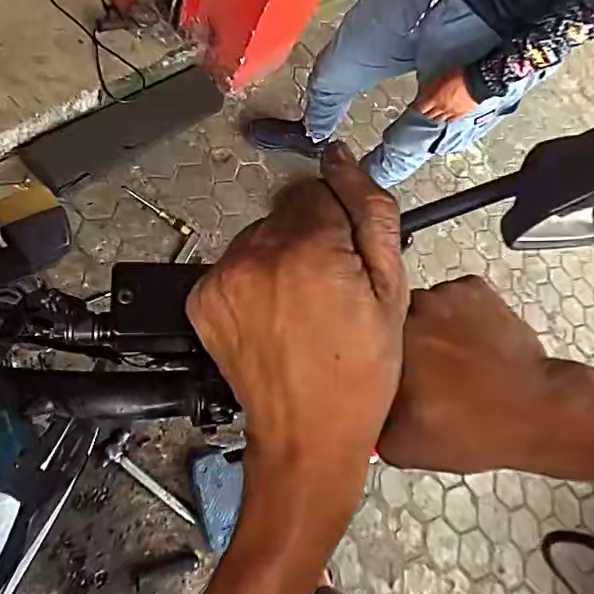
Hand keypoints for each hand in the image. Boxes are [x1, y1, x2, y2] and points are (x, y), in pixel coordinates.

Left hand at [187, 143, 407, 545]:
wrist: (307, 433)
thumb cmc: (359, 373)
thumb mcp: (391, 291)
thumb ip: (370, 213)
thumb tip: (341, 160)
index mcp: (308, 249)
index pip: (319, 189)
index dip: (341, 224)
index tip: (348, 260)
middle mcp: (254, 255)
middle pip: (286, 212)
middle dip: (311, 239)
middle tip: (330, 291)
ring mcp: (222, 278)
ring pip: (259, 237)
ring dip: (280, 258)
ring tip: (302, 309)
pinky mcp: (202, 299)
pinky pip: (234, 265)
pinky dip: (253, 281)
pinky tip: (274, 318)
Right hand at [378, 276, 560, 473]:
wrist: (536, 410)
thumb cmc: (473, 428)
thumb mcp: (402, 447)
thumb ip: (369, 422)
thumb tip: (360, 410)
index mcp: (387, 343)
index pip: (362, 343)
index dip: (375, 363)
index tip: (391, 379)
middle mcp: (410, 310)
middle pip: (391, 324)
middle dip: (404, 346)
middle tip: (424, 376)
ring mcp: (445, 294)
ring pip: (423, 309)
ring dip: (432, 330)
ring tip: (454, 362)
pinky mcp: (473, 289)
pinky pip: (454, 299)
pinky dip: (461, 317)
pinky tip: (473, 346)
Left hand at [412, 68, 478, 122]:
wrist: (478, 81)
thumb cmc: (460, 75)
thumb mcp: (441, 76)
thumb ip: (431, 85)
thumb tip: (424, 89)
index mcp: (433, 98)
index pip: (419, 108)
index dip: (415, 108)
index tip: (413, 106)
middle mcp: (440, 108)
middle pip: (428, 115)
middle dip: (424, 113)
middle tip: (423, 111)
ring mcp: (450, 112)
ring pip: (438, 119)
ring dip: (434, 117)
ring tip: (433, 115)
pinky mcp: (460, 114)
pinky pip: (450, 120)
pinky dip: (446, 119)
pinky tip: (445, 117)